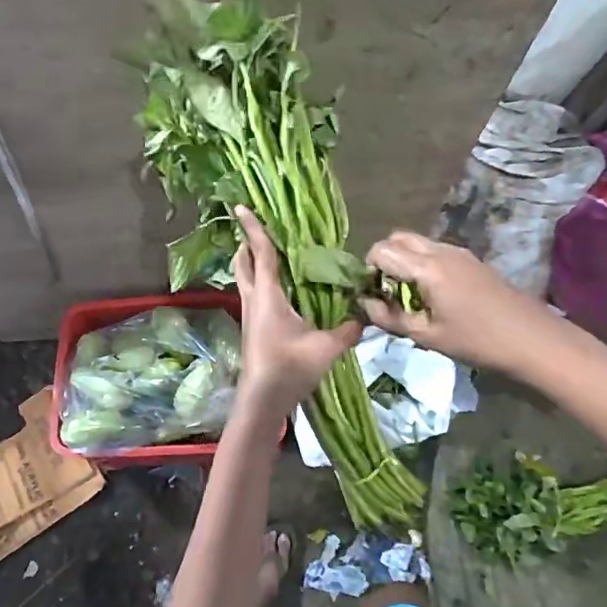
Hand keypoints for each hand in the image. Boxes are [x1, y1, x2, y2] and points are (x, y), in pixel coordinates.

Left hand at [232, 206, 360, 415]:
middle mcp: (254, 300)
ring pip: (244, 280)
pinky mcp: (252, 329)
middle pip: (244, 264)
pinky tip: (275, 291)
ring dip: (250, 264)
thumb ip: (347, 330)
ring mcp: (250, 316)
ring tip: (264, 254)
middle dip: (247, 244)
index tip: (241, 207)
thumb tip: (365, 317)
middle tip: (254, 230)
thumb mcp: (326, 348)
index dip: (253, 229)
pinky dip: (257, 282)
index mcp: (268, 295)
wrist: (262, 400)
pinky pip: (252, 295)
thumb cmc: (289, 368)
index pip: (261, 254)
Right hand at [362, 231, 561, 374]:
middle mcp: (440, 250)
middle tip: (387, 291)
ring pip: (417, 242)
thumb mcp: (428, 336)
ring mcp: (458, 252)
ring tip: (408, 295)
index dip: (368, 269)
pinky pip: (434, 250)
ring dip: (404, 260)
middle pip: (397, 238)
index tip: (372, 294)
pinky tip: (432, 294)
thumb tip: (365, 304)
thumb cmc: (477, 340)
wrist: (532, 338)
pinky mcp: (470, 260)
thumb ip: (390, 318)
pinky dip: (422, 263)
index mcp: (427, 268)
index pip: (381, 250)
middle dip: (384, 259)